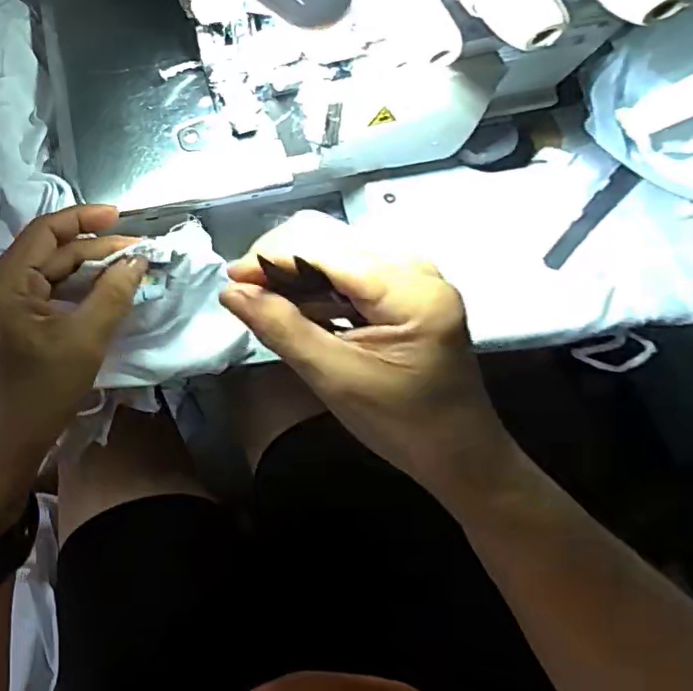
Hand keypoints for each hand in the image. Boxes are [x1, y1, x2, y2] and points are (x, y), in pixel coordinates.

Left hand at [0, 205, 146, 539]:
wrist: (6, 448)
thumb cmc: (41, 393)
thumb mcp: (85, 340)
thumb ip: (113, 293)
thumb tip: (138, 260)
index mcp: (5, 282)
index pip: (45, 231)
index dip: (83, 217)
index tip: (120, 216)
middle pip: (50, 250)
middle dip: (94, 246)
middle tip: (138, 250)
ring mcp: (4, 304)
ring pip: (51, 270)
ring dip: (88, 266)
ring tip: (129, 265)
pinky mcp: (13, 321)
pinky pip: (48, 290)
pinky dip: (77, 287)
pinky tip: (106, 288)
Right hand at [218, 212, 516, 501]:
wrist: (462, 456)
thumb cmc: (406, 426)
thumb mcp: (336, 379)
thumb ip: (281, 329)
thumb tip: (231, 293)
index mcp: (411, 291)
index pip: (324, 250)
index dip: (270, 259)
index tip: (232, 282)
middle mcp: (415, 267)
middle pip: (327, 237)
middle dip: (277, 260)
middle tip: (245, 293)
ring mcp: (411, 271)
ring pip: (332, 245)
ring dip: (292, 269)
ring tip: (265, 301)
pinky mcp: (402, 282)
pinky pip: (346, 263)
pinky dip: (313, 280)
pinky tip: (295, 305)